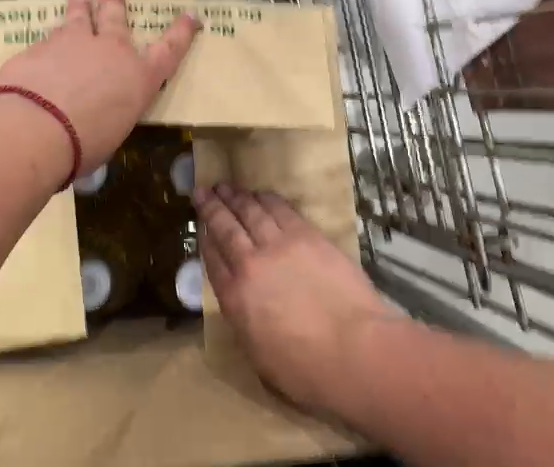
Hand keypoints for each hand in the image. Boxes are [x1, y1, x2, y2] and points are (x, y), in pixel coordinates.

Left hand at [0, 0, 198, 180]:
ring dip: (80, 6)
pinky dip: (48, 39)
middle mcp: (110, 51)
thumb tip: (98, 115)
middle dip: (115, 1)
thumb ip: (110, 113)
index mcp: (138, 77)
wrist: (34, 128)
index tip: (191, 14)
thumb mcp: (111, 133)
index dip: (182, 31)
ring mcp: (73, 43)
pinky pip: (47, 38)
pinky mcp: (39, 47)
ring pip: (79, 17)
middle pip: (116, 17)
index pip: (169, 49)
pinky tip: (42, 43)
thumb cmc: (84, 144)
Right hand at [196, 183, 397, 418]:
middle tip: (203, 191)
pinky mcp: (309, 235)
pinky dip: (268, 199)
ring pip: (253, 212)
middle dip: (213, 208)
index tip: (201, 227)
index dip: (205, 240)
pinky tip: (261, 193)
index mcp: (235, 298)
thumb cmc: (306, 369)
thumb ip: (244, 320)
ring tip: (227, 186)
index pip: (213, 260)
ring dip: (238, 197)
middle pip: (227, 228)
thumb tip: (242, 301)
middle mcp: (251, 264)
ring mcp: (281, 245)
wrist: (352, 348)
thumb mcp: (258, 354)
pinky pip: (282, 209)